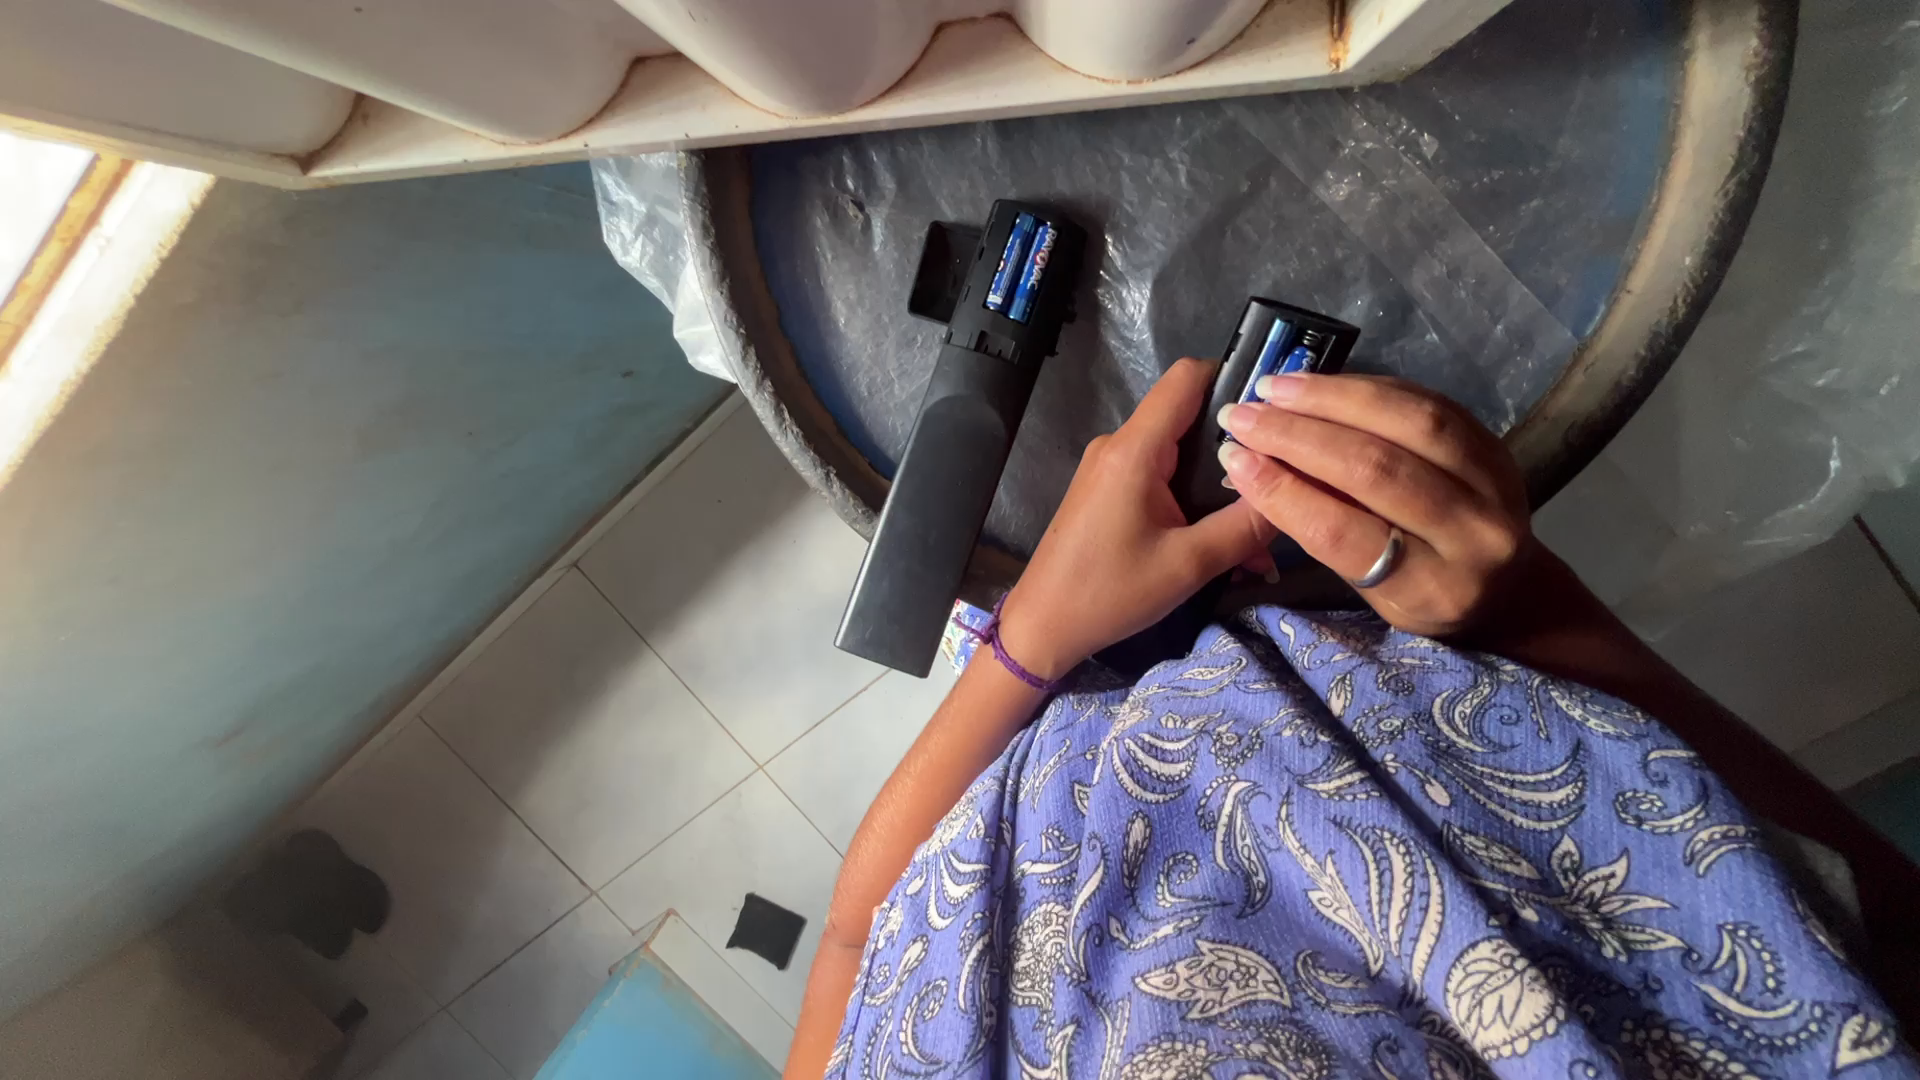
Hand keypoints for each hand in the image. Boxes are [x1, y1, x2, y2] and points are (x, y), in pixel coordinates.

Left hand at [997, 358, 1276, 678]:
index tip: (1277, 417)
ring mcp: (1109, 469)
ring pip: (1180, 459)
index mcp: (1134, 450)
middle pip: (1191, 420)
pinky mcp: (1107, 493)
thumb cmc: (1109, 593)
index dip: (1235, 382)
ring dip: (1219, 494)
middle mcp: (1119, 447)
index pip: (1188, 377)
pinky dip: (1193, 508)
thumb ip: (1245, 524)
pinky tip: (1224, 549)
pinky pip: (1160, 483)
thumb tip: (1292, 490)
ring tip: (1259, 541)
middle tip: (1282, 490)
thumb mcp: (1188, 564)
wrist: (1043, 626)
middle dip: (1239, 455)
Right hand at [1217, 373, 1535, 637]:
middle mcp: (1473, 533)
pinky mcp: (1493, 440)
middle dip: (1295, 436)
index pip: (1341, 532)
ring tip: (1275, 388)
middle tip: (1242, 415)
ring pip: (1407, 422)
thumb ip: (1315, 526)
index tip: (1233, 457)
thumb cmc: (1415, 594)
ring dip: (1330, 398)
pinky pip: (1424, 400)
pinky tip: (1319, 384)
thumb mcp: (1360, 583)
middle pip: (1374, 468)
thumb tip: (1250, 466)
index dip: (1281, 491)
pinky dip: (1363, 389)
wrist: (1509, 586)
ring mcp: (1493, 480)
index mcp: (1428, 586)